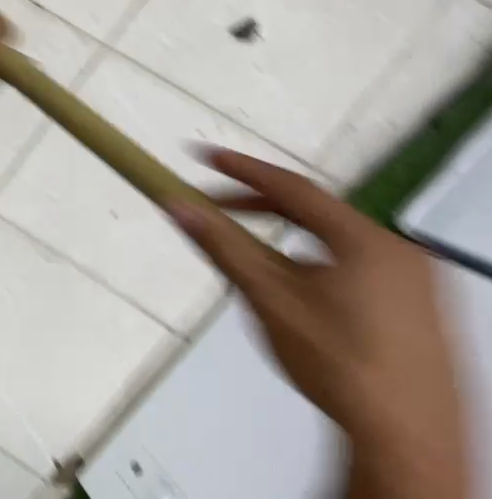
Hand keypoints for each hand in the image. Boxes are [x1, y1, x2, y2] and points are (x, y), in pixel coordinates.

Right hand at [173, 150, 468, 498]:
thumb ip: (220, 244)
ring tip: (244, 247)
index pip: (294, 188)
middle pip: (317, 213)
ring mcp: (418, 285)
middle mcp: (401, 254)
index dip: (242, 169)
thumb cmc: (336, 360)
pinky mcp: (420, 311)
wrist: (409, 439)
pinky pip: (355, 264)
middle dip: (259, 204)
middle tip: (213, 203)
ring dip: (284, 234)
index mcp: (368, 243)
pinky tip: (291, 285)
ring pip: (335, 240)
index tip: (201, 155)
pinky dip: (312, 258)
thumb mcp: (267, 296)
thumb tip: (174, 202)